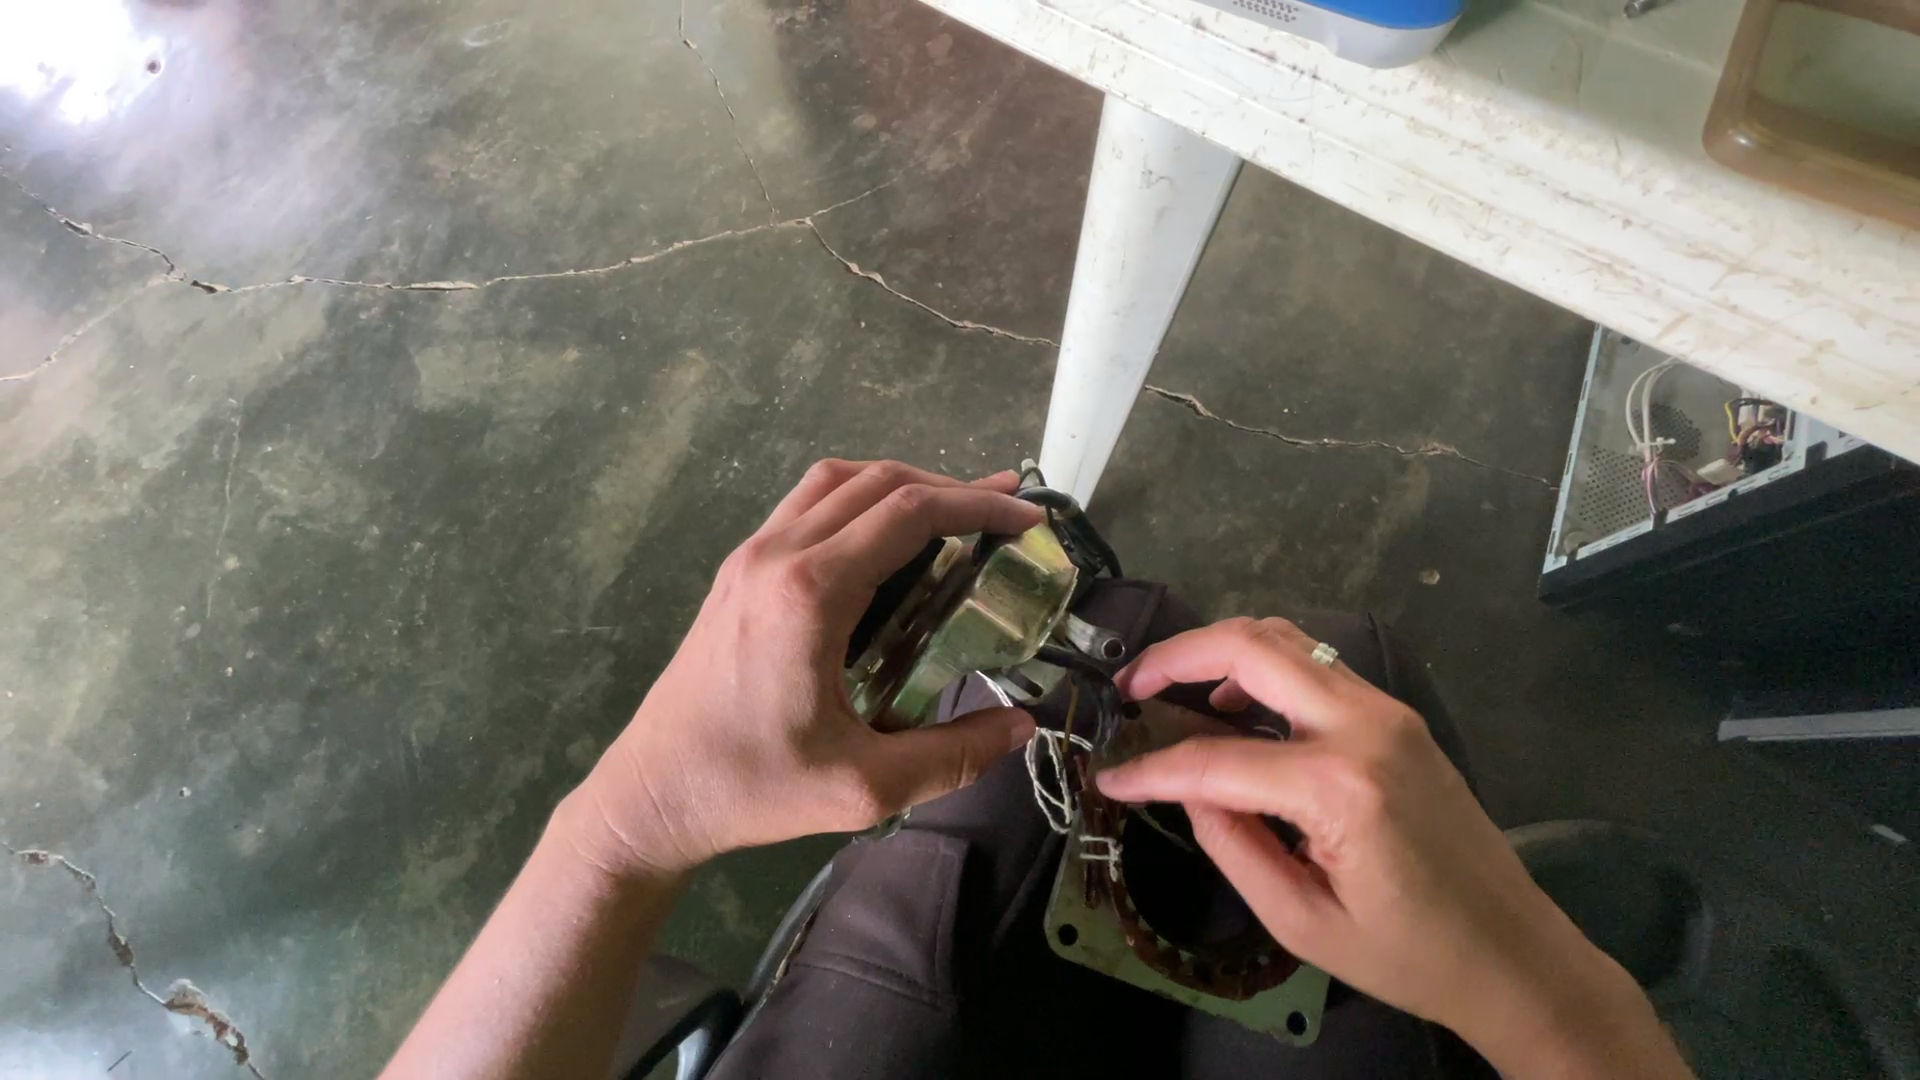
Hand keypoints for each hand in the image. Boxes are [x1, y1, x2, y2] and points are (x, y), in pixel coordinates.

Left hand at [570, 460, 1041, 877]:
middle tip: (1004, 508)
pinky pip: (808, 503)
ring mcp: (751, 554)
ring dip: (901, 483)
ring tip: (950, 513)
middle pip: (877, 481)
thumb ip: (953, 756)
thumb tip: (1020, 726)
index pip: (909, 512)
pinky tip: (884, 539)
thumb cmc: (752, 788)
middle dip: (950, 486)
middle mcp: (778, 553)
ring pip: (837, 480)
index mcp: (811, 593)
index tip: (1025, 517)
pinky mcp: (739, 568)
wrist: (651, 793)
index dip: (977, 505)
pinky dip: (859, 499)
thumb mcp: (864, 787)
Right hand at [1096, 618, 1689, 1077]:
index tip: (1108, 774)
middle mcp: (1364, 725)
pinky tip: (1233, 704)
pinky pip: (1310, 662)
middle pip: (1249, 646)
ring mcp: (1385, 709)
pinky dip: (1257, 665)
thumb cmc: (1410, 956)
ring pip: (1281, 637)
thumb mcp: (1298, 919)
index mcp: (1339, 787)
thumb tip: (1184, 786)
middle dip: (1174, 656)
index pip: (1215, 760)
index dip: (1151, 768)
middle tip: (1130, 686)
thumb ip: (1228, 841)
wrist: (1520, 958)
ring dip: (1215, 650)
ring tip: (1171, 687)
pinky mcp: (1393, 712)